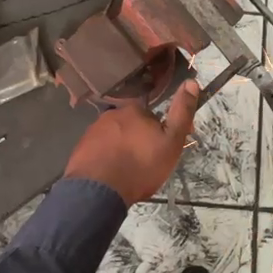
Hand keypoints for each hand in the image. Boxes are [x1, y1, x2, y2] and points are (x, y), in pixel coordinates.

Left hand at [62, 80, 200, 203]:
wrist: (99, 191)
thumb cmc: (141, 166)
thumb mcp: (171, 141)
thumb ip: (182, 113)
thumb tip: (192, 82)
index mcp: (135, 110)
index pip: (153, 118)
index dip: (161, 133)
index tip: (165, 151)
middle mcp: (112, 114)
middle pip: (132, 126)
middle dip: (139, 140)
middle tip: (146, 164)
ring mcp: (93, 130)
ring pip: (114, 138)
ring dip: (122, 149)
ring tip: (128, 172)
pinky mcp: (81, 148)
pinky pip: (99, 150)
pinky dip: (106, 158)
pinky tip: (111, 174)